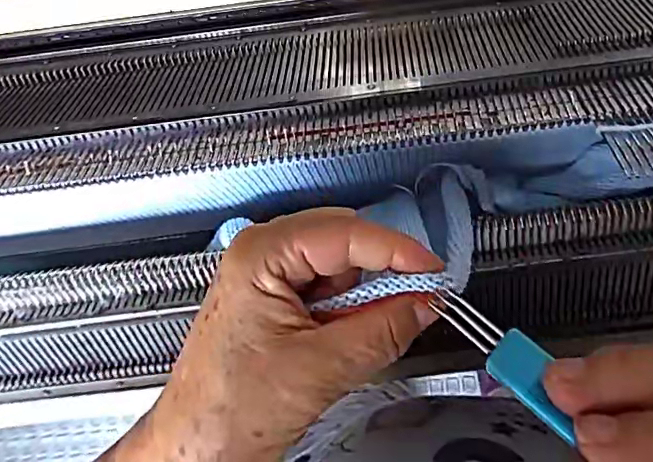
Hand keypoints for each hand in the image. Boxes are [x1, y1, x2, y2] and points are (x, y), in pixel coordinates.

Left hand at [104, 209, 443, 461]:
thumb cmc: (221, 419)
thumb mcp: (318, 372)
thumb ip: (381, 330)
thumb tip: (424, 303)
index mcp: (262, 254)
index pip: (348, 234)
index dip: (397, 251)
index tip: (431, 270)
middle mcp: (263, 252)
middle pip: (346, 240)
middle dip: (378, 273)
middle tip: (410, 299)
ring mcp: (267, 272)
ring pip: (341, 262)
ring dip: (362, 293)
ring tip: (355, 335)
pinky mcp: (275, 294)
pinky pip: (329, 283)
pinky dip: (348, 306)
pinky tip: (340, 337)